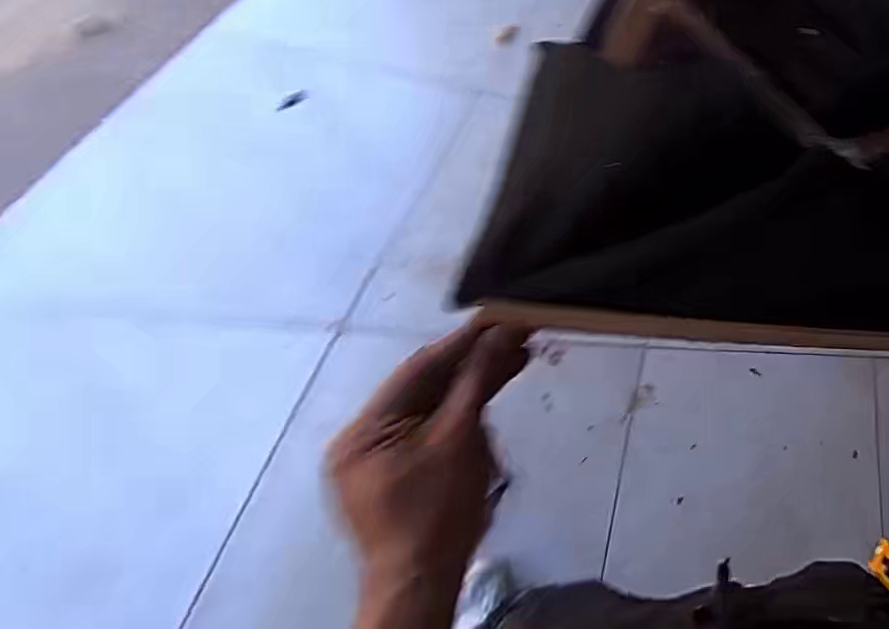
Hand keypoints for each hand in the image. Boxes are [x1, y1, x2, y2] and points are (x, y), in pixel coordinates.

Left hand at [327, 321, 529, 586]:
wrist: (426, 575)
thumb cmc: (437, 507)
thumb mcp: (459, 437)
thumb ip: (478, 379)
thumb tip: (502, 331)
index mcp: (366, 430)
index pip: (420, 368)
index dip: (465, 338)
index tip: (503, 313)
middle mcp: (370, 435)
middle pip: (430, 380)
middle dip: (477, 355)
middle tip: (521, 328)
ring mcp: (389, 448)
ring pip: (440, 396)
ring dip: (481, 373)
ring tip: (522, 350)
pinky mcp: (411, 459)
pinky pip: (443, 416)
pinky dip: (474, 397)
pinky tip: (502, 378)